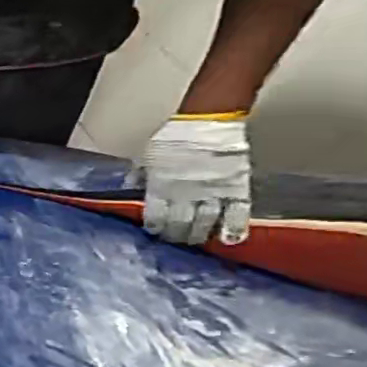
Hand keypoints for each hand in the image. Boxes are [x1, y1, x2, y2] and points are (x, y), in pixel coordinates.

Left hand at [135, 116, 251, 244]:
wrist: (207, 122)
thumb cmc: (173, 138)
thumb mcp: (147, 158)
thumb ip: (140, 175)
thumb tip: (129, 188)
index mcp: (160, 187)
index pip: (154, 215)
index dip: (155, 227)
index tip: (154, 234)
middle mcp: (184, 193)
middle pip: (179, 222)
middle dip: (175, 235)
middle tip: (174, 243)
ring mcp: (212, 190)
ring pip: (206, 220)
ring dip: (199, 234)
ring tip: (194, 244)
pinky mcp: (237, 186)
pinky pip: (237, 210)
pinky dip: (234, 227)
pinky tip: (230, 240)